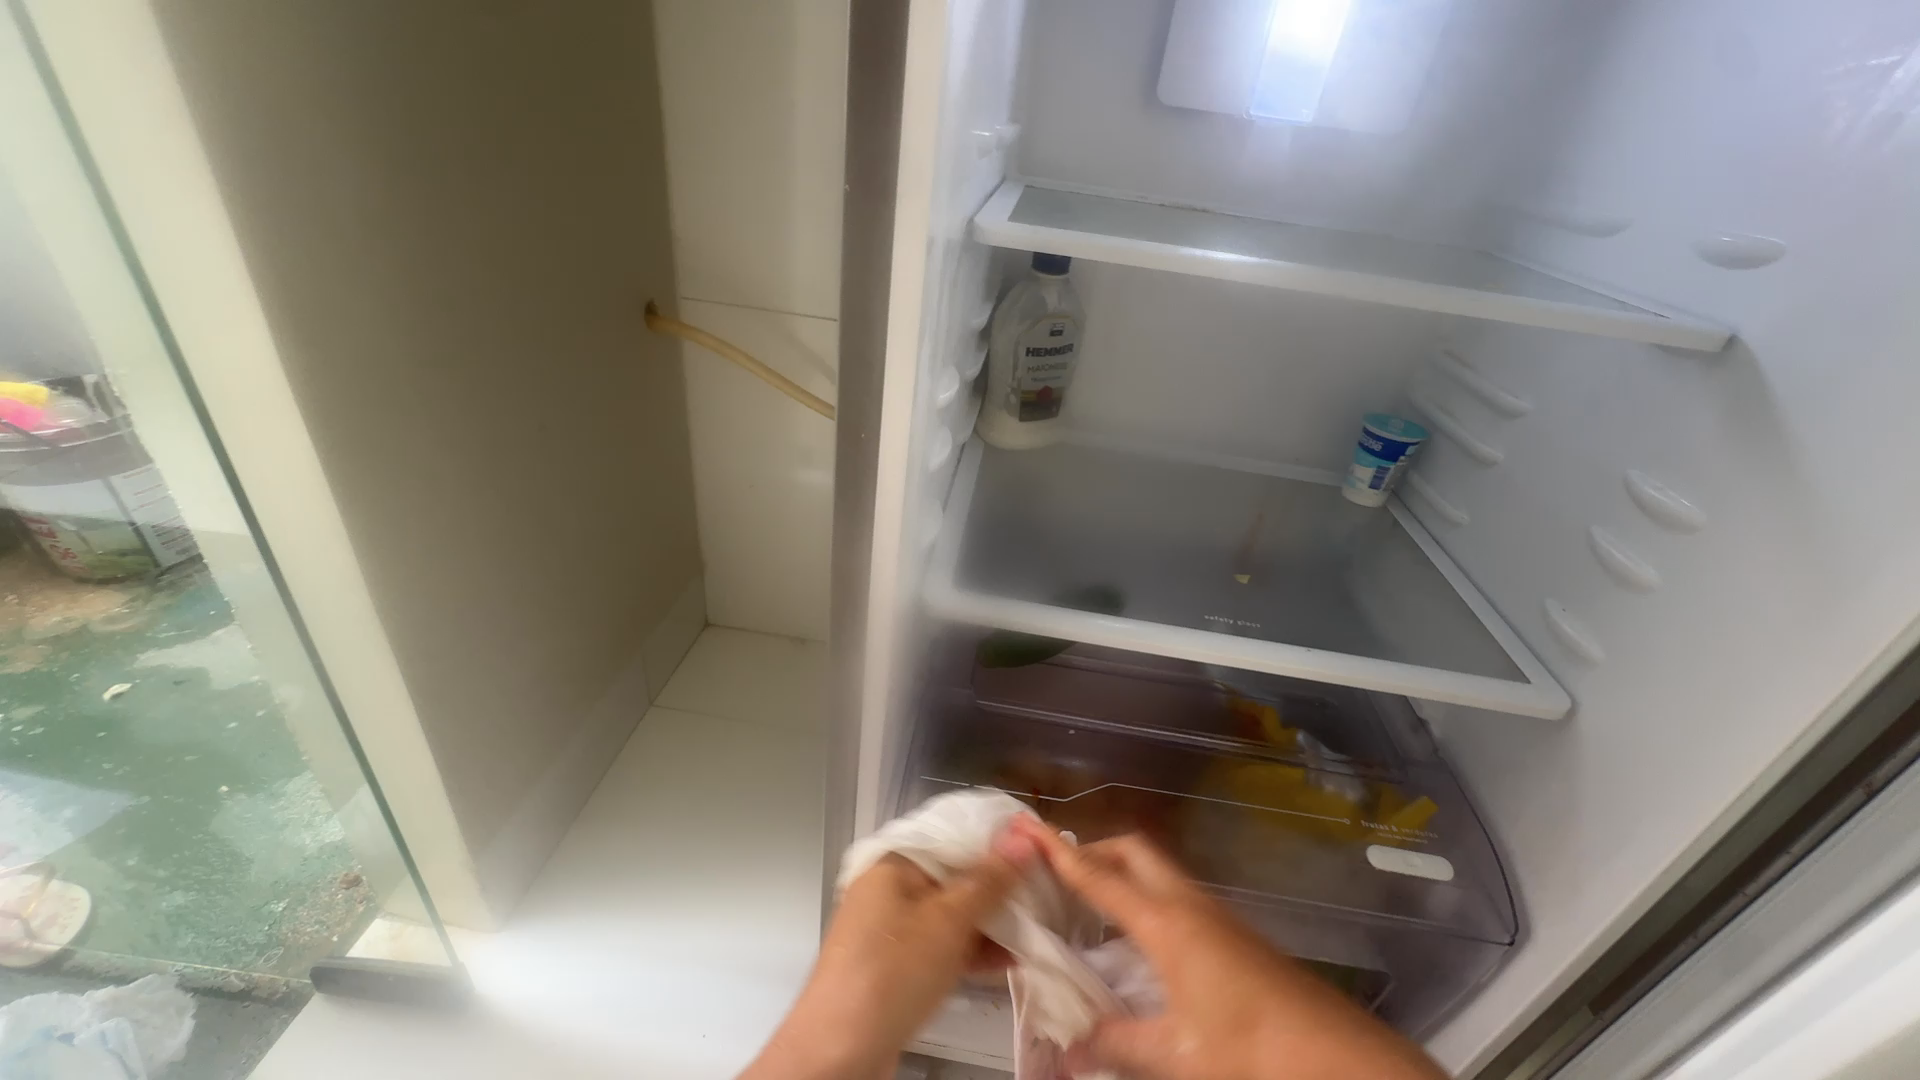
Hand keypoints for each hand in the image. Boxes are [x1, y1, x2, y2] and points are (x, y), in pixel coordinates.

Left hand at [740, 832, 1036, 1079]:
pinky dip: (969, 949)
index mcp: (894, 861)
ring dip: (989, 922)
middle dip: (996, 887)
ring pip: (949, 912)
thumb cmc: (891, 972)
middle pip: (953, 875)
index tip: (1036, 848)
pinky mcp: (896, 963)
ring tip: (1033, 928)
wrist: (841, 1049)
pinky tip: (1007, 959)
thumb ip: (988, 879)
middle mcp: (889, 886)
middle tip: (1042, 893)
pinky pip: (940, 944)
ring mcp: (891, 926)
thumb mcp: (948, 920)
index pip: (953, 835)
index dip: (995, 841)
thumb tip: (1021, 835)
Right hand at [1009, 818, 1444, 1079]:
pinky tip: (1139, 946)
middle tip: (1060, 871)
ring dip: (1123, 877)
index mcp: (1167, 924)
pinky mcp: (1235, 935)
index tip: (1028, 826)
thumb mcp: (1178, 1055)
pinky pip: (1177, 899)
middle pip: (1135, 852)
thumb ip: (1117, 1046)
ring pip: (1159, 874)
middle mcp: (1190, 905)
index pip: (1100, 877)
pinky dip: (1147, 904)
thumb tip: (1065, 1050)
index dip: (1060, 853)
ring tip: (1089, 907)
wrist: (1342, 1060)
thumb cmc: (1252, 1049)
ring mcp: (1218, 916)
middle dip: (1095, 850)